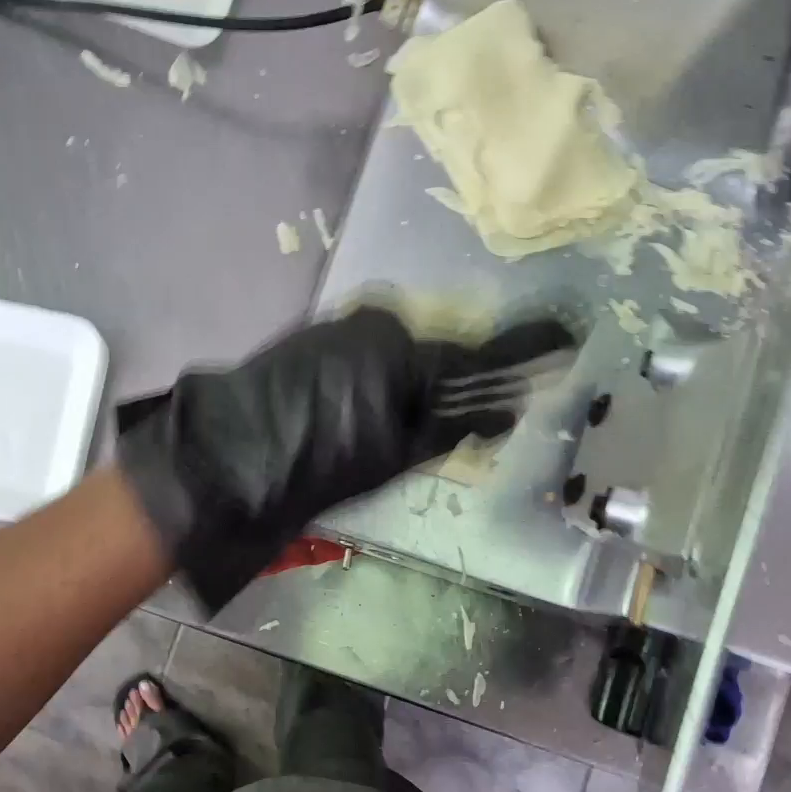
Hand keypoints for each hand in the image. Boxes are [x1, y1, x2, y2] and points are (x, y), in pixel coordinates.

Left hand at [118, 305, 575, 610]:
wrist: (223, 458)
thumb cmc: (311, 466)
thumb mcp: (388, 457)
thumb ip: (447, 428)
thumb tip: (501, 414)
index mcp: (404, 353)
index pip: (481, 354)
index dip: (527, 349)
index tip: (568, 335)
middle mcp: (377, 326)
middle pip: (440, 353)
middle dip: (467, 378)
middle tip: (494, 396)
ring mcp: (342, 327)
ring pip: (401, 356)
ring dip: (419, 383)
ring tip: (421, 418)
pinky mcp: (314, 337)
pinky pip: (368, 355)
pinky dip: (382, 378)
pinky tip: (374, 407)